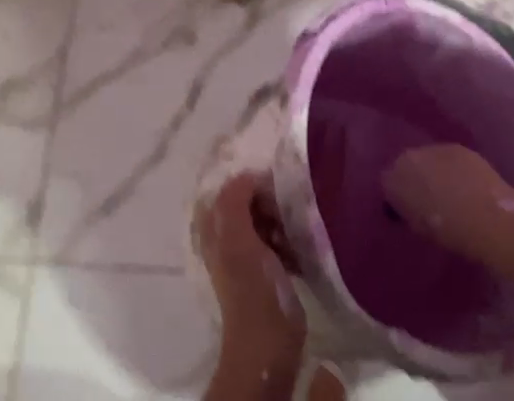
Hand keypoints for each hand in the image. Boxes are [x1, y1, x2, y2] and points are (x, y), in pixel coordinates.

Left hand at [195, 172, 304, 370]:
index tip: (273, 183)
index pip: (226, 190)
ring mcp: (246, 256)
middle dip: (269, 202)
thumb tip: (246, 174)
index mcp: (213, 230)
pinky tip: (300, 251)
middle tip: (287, 210)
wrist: (268, 340)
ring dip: (282, 222)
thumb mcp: (238, 240)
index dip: (247, 183)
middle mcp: (225, 240)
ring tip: (295, 232)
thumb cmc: (252, 287)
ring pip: (264, 222)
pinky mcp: (266, 271)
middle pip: (247, 204)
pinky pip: (277, 242)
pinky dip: (289, 242)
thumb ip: (234, 203)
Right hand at [381, 144, 513, 263]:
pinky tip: (464, 183)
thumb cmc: (450, 232)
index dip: (397, 196)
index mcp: (394, 179)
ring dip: (432, 170)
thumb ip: (408, 212)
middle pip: (406, 165)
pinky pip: (447, 158)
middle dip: (413, 178)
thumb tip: (408, 207)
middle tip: (427, 198)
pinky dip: (452, 168)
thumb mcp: (419, 227)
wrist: (489, 219)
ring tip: (448, 190)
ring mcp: (435, 149)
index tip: (407, 209)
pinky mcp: (458, 148)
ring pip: (427, 159)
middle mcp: (410, 157)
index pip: (387, 183)